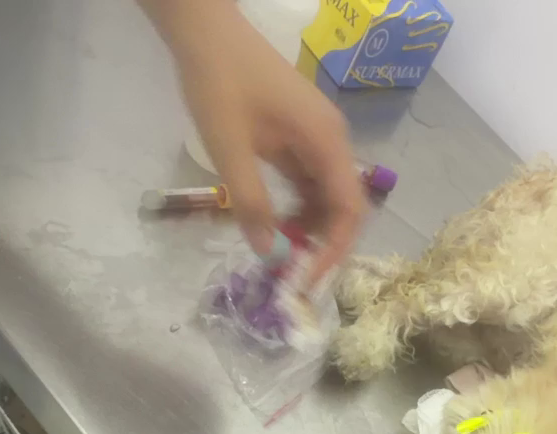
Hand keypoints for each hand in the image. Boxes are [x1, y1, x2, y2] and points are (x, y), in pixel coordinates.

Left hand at [151, 0, 365, 282]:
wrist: (206, 31)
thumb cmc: (219, 84)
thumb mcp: (229, 150)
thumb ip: (252, 204)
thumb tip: (270, 255)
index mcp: (325, 141)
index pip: (349, 209)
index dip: (334, 250)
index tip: (308, 278)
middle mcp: (331, 142)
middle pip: (343, 208)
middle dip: (322, 245)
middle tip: (291, 275)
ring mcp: (316, 141)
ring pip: (326, 200)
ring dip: (308, 232)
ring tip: (278, 256)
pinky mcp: (299, 141)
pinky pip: (309, 187)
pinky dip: (297, 212)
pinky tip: (274, 228)